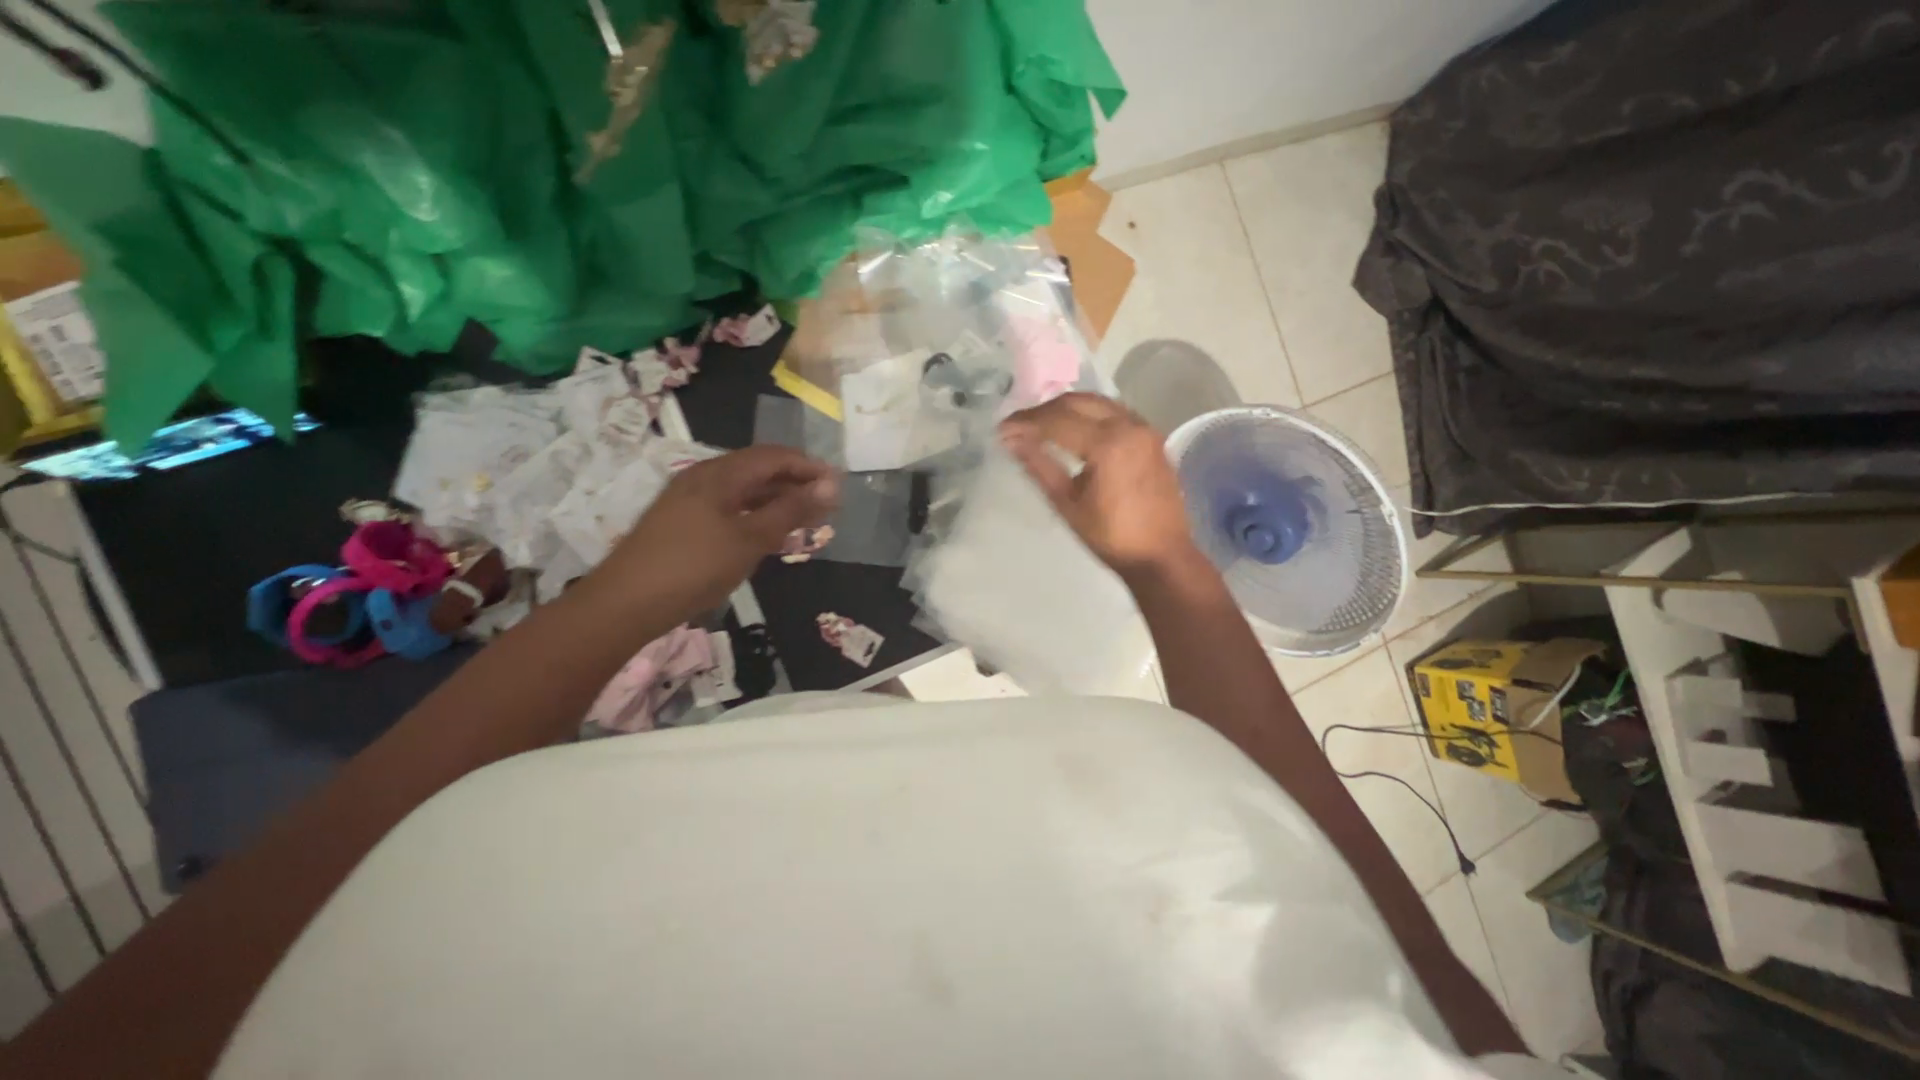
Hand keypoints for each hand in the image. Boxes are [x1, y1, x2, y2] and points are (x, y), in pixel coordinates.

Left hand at [594, 445, 838, 616]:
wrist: (626, 603)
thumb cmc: (694, 566)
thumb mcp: (750, 538)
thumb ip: (791, 510)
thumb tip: (830, 486)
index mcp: (719, 473)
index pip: (773, 456)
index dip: (808, 466)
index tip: (839, 486)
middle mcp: (703, 478)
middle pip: (758, 471)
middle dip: (795, 484)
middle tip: (827, 507)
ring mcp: (689, 502)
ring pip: (744, 493)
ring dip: (777, 503)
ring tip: (806, 524)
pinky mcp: (682, 526)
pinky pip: (729, 511)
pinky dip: (756, 519)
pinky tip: (769, 539)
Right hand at [998, 393, 1200, 577]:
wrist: (1162, 556)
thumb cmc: (1112, 537)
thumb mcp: (1068, 504)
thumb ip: (1039, 466)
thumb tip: (1011, 440)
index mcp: (1108, 444)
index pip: (1057, 421)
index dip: (1025, 423)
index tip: (1001, 430)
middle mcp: (1129, 426)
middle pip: (1077, 402)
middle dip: (1044, 411)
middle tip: (1018, 426)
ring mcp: (1144, 429)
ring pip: (1097, 403)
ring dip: (1066, 409)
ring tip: (1041, 426)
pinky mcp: (1151, 437)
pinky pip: (1114, 412)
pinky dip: (1089, 414)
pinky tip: (1073, 429)